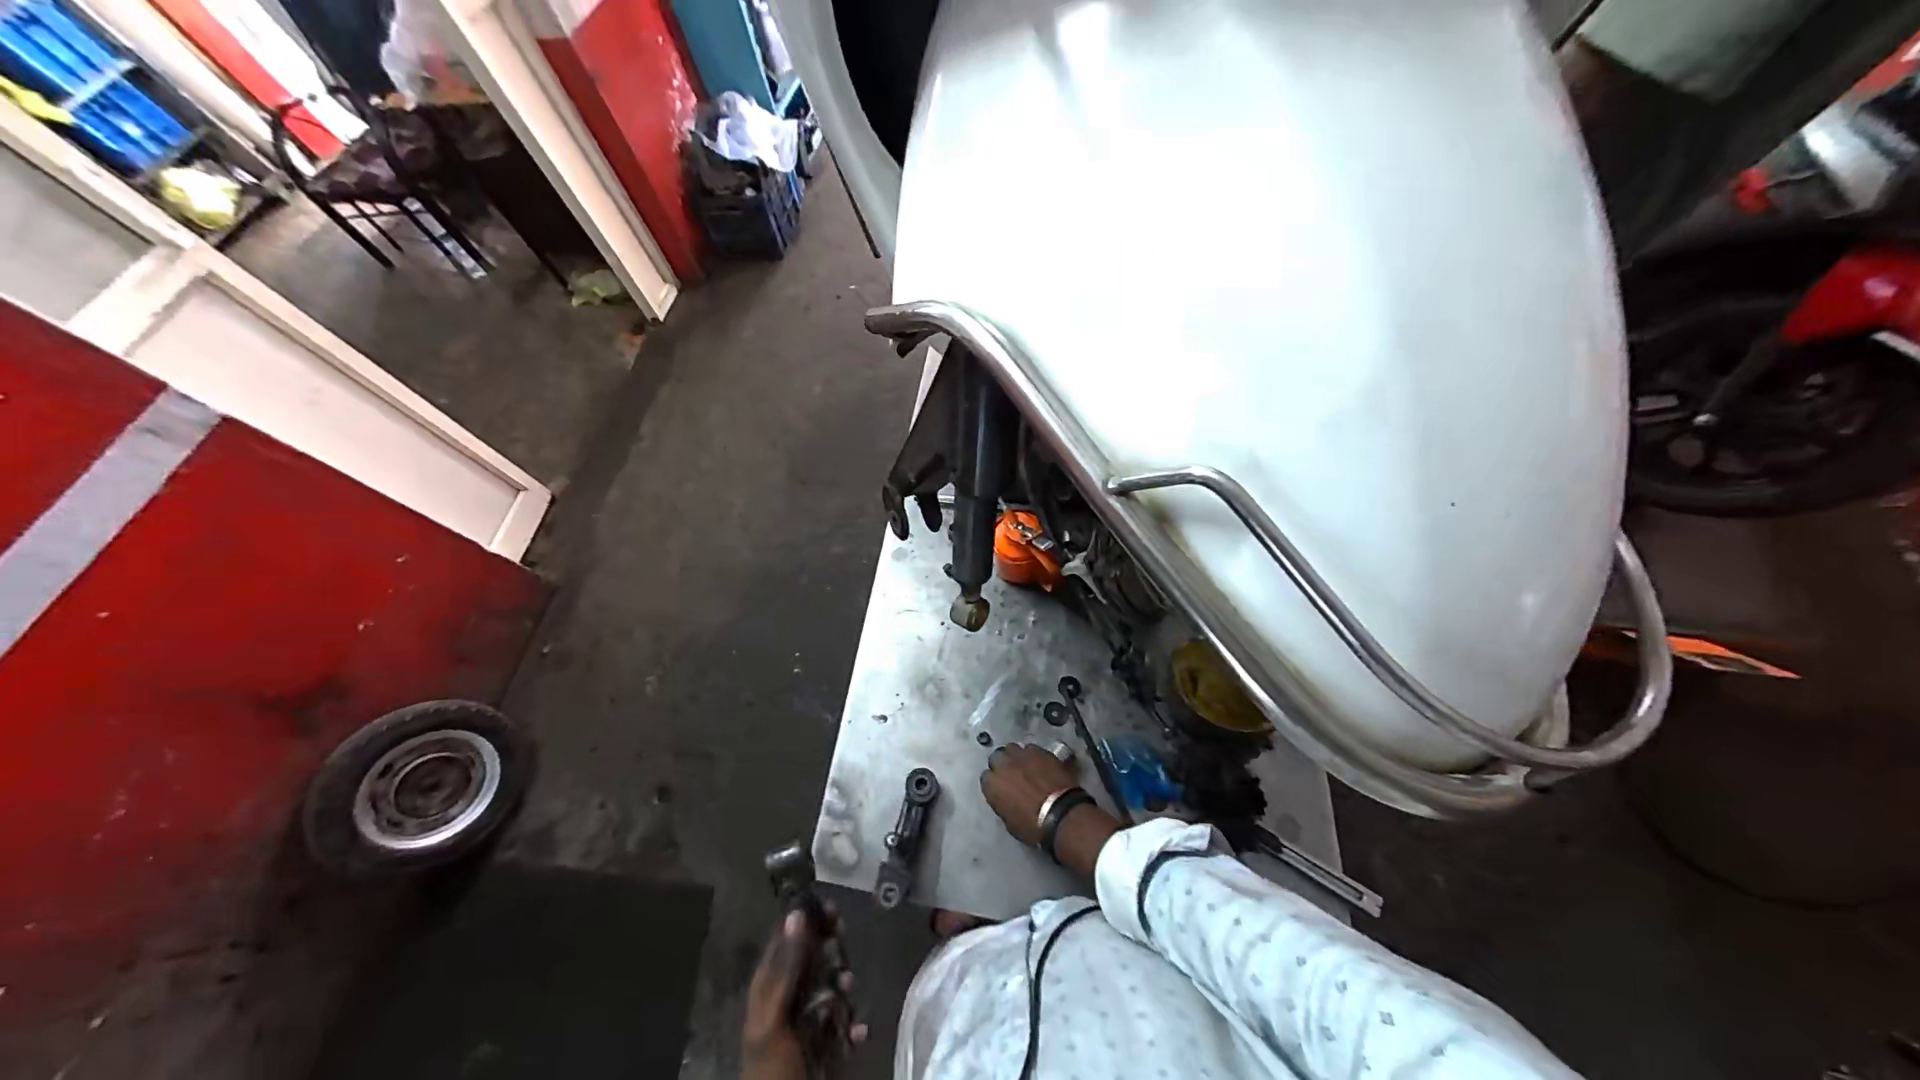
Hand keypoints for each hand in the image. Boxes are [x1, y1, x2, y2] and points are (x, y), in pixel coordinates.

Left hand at [742, 908, 866, 1079]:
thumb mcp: (774, 1016)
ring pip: (834, 988)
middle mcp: (789, 998)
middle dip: (831, 949)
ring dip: (844, 985)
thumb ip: (786, 966)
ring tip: (849, 988)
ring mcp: (810, 1022)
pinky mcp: (828, 1046)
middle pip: (814, 959)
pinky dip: (854, 1026)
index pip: (787, 941)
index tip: (830, 905)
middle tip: (843, 935)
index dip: (806, 920)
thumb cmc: (770, 1068)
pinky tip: (858, 1032)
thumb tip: (796, 913)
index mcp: (768, 987)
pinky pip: (846, 1025)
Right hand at [980, 743, 1081, 844]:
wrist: (1061, 814)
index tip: (1002, 787)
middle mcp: (1003, 765)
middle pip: (997, 757)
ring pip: (1013, 748)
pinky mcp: (1040, 751)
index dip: (995, 782)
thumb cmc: (1033, 825)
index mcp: (992, 784)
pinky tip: (1040, 764)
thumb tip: (1005, 798)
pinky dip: (1033, 755)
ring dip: (1016, 756)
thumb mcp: (1009, 821)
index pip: (986, 777)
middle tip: (1012, 774)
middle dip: (1003, 764)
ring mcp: (1022, 755)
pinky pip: (1032, 749)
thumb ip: (1002, 802)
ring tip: (1025, 766)